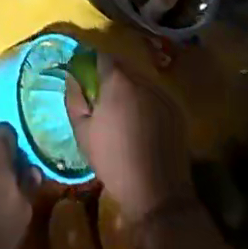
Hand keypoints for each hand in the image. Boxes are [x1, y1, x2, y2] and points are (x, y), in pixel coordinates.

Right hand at [63, 54, 194, 225]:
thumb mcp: (83, 133)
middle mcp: (142, 79)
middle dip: (110, 74)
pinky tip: (141, 121)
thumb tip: (72, 77)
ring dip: (129, 87)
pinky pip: (155, 94)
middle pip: (122, 65)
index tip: (85, 76)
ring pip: (140, 79)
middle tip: (101, 94)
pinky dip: (145, 100)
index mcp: (117, 81)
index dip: (91, 63)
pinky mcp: (175, 109)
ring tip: (122, 109)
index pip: (101, 55)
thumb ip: (74, 99)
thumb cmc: (114, 161)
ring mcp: (162, 93)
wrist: (157, 192)